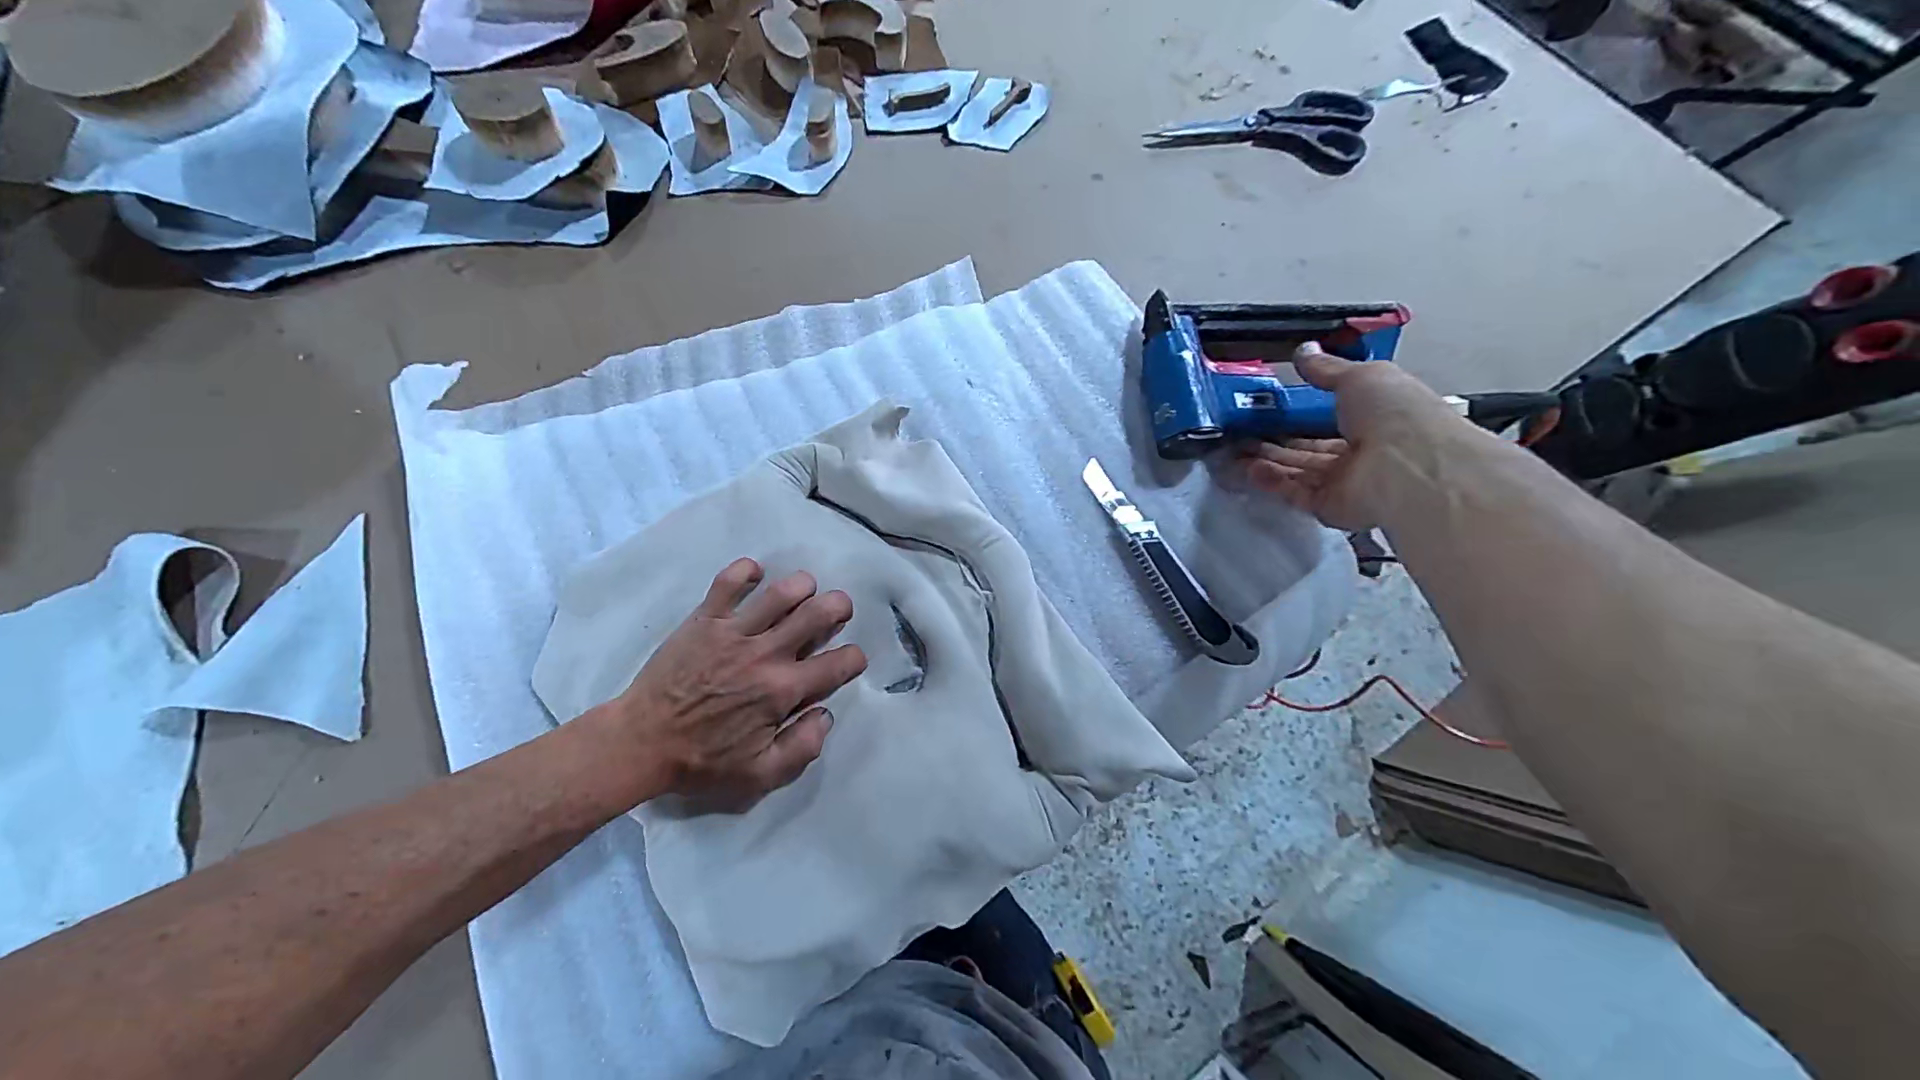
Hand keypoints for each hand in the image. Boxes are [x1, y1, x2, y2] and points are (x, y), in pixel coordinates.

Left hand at [587, 558, 866, 808]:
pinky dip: (745, 571)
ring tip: (804, 592)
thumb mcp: (759, 776)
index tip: (850, 661)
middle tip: (837, 612)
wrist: (640, 742)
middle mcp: (764, 654)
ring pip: (781, 592)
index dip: (854, 659)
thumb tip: (825, 714)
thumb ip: (802, 748)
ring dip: (803, 586)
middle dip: (839, 607)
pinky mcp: (703, 620)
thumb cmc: (702, 761)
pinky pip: (728, 582)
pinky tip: (755, 575)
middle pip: (818, 613)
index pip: (839, 663)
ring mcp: (733, 632)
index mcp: (782, 691)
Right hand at [1237, 342, 1471, 531]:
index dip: (1303, 415)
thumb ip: (1327, 369)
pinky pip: (1295, 494)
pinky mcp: (1330, 508)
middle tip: (1245, 433)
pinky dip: (1272, 482)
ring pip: (1299, 473)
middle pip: (1311, 451)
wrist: (1407, 466)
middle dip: (1278, 443)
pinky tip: (1249, 469)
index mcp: (1378, 420)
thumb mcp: (1360, 377)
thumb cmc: (1394, 414)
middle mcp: (1362, 455)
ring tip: (1237, 450)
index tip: (1273, 409)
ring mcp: (1346, 485)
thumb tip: (1304, 351)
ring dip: (1269, 461)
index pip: (1335, 419)